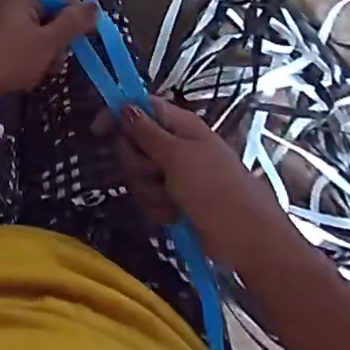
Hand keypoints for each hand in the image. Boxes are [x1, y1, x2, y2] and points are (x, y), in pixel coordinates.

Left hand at [0, 0, 96, 97]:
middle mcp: (7, 3)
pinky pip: (18, 42)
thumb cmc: (10, 59)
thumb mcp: (48, 42)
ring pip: (33, 33)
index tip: (88, 38)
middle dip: (57, 40)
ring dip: (43, 52)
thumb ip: (73, 23)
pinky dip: (27, 57)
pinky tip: (25, 76)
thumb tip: (94, 4)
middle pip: (47, 16)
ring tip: (39, 72)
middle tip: (55, 61)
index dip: (77, 16)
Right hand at [107, 96, 290, 271]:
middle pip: (132, 143)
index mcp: (180, 126)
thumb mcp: (178, 157)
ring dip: (149, 190)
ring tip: (173, 200)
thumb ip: (145, 132)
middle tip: (155, 172)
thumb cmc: (217, 191)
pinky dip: (158, 208)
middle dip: (137, 162)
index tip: (99, 130)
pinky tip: (175, 215)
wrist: (250, 243)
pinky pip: (148, 197)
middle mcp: (175, 146)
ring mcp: (174, 174)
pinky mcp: (174, 200)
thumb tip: (123, 106)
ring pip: (137, 174)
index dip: (118, 115)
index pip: (139, 108)